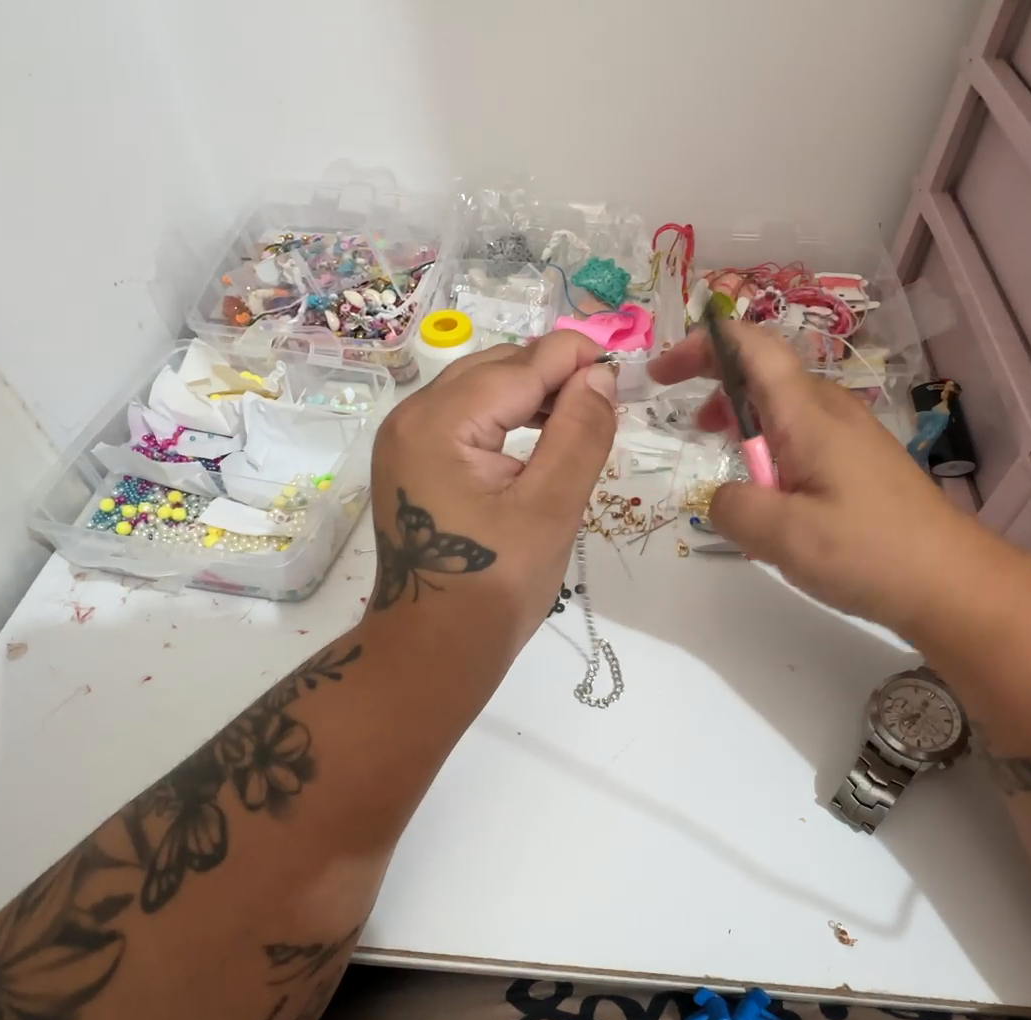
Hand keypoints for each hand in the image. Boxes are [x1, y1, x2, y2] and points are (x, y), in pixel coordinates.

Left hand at [365, 331, 617, 652]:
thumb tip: (600, 377)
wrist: (434, 649)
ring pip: (480, 389)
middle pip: (494, 369)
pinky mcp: (413, 461)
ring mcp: (406, 439)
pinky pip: (466, 418)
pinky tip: (542, 435)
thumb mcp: (550, 509)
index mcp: (438, 425)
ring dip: (532, 393)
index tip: (623, 366)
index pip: (518, 367)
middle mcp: (412, 418)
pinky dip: (508, 417)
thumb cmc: (494, 588)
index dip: (574, 358)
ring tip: (581, 416)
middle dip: (553, 373)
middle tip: (607, 398)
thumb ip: (579, 435)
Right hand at [647, 321, 975, 628]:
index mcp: (808, 415)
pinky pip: (805, 437)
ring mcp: (851, 438)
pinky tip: (769, 491)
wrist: (952, 583)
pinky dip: (771, 446)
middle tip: (686, 422)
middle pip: (768, 373)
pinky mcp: (861, 465)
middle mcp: (832, 413)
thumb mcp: (784, 537)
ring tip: (720, 456)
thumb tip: (722, 496)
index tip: (665, 373)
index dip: (704, 345)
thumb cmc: (869, 553)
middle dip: (718, 384)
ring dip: (744, 419)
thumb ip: (734, 508)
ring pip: (786, 407)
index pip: (753, 349)